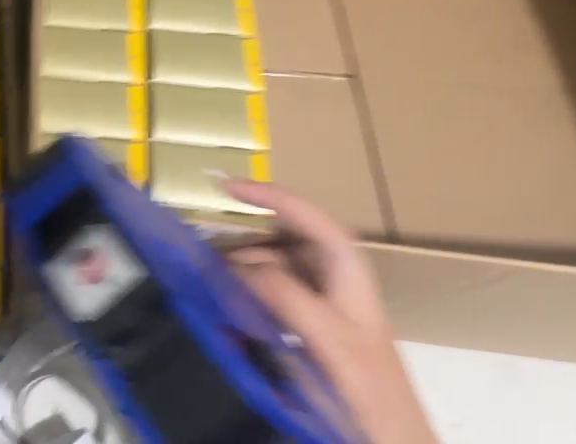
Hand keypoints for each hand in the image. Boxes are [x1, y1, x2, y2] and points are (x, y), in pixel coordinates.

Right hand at [222, 179, 437, 443]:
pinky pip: (270, 293)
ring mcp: (322, 304)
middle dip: (244, 230)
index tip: (224, 186)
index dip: (269, 195)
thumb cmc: (371, 389)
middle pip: (285, 236)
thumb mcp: (330, 339)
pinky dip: (245, 288)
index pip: (308, 217)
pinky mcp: (308, 329)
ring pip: (274, 263)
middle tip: (205, 238)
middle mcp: (334, 279)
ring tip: (208, 270)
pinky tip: (226, 300)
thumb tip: (236, 265)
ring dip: (241, 260)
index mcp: (348, 272)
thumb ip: (286, 295)